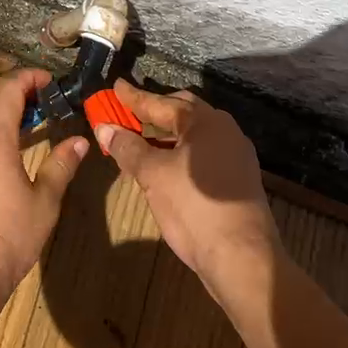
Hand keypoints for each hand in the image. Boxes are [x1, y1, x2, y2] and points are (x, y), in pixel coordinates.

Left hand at [0, 69, 90, 298]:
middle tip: (37, 95)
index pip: (8, 89)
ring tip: (25, 119)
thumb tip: (79, 141)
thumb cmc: (11, 233)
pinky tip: (1, 145)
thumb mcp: (45, 200)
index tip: (49, 80)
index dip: (28, 78)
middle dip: (9, 84)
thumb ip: (61, 165)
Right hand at [96, 80, 280, 297]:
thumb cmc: (194, 208)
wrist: (242, 261)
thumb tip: (104, 128)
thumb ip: (127, 147)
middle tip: (126, 114)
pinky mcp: (238, 180)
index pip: (160, 102)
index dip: (133, 97)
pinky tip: (162, 166)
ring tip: (138, 142)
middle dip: (152, 113)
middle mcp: (225, 132)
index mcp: (206, 122)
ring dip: (164, 135)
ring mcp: (235, 156)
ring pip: (192, 135)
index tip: (115, 87)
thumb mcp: (152, 175)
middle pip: (181, 112)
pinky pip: (202, 154)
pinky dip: (179, 153)